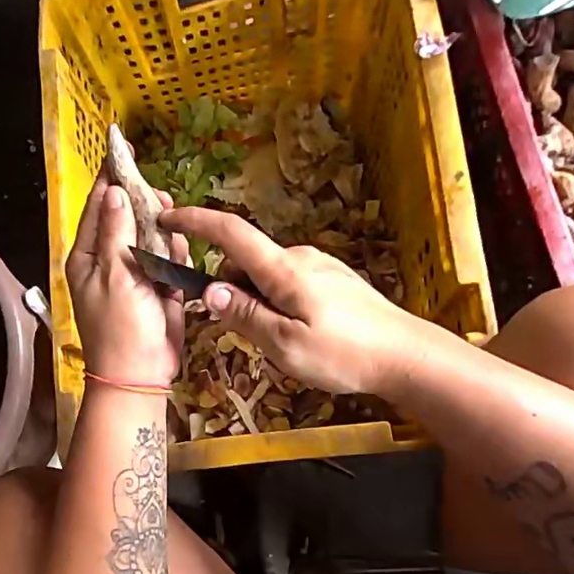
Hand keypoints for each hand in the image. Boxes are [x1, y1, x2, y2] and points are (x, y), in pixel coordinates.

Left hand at [66, 177, 188, 386]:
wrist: (140, 373)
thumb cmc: (120, 327)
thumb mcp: (114, 276)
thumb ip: (116, 232)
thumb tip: (115, 192)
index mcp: (88, 255)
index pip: (99, 205)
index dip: (111, 176)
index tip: (122, 146)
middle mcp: (109, 258)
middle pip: (128, 215)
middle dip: (144, 204)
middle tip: (160, 200)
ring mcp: (135, 272)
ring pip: (152, 234)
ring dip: (164, 231)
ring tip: (171, 232)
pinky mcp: (158, 285)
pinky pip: (168, 258)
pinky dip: (175, 255)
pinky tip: (178, 260)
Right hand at [157, 206, 431, 395]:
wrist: (407, 356)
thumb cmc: (344, 354)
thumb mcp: (283, 344)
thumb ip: (244, 315)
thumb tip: (208, 291)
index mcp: (283, 269)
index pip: (230, 233)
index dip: (195, 221)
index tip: (167, 217)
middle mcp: (300, 258)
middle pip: (246, 265)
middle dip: (233, 293)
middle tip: (251, 337)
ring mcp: (319, 266)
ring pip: (267, 279)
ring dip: (258, 304)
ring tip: (284, 344)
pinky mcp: (333, 279)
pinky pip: (289, 285)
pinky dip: (279, 305)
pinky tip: (303, 335)